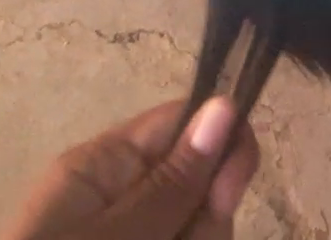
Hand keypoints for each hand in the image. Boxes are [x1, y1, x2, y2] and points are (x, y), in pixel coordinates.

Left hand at [0, 97, 258, 239]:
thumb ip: (173, 182)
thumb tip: (226, 103)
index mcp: (103, 167)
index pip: (186, 120)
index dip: (222, 146)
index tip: (228, 193)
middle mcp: (119, 196)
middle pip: (203, 183)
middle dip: (204, 225)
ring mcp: (132, 233)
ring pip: (199, 229)